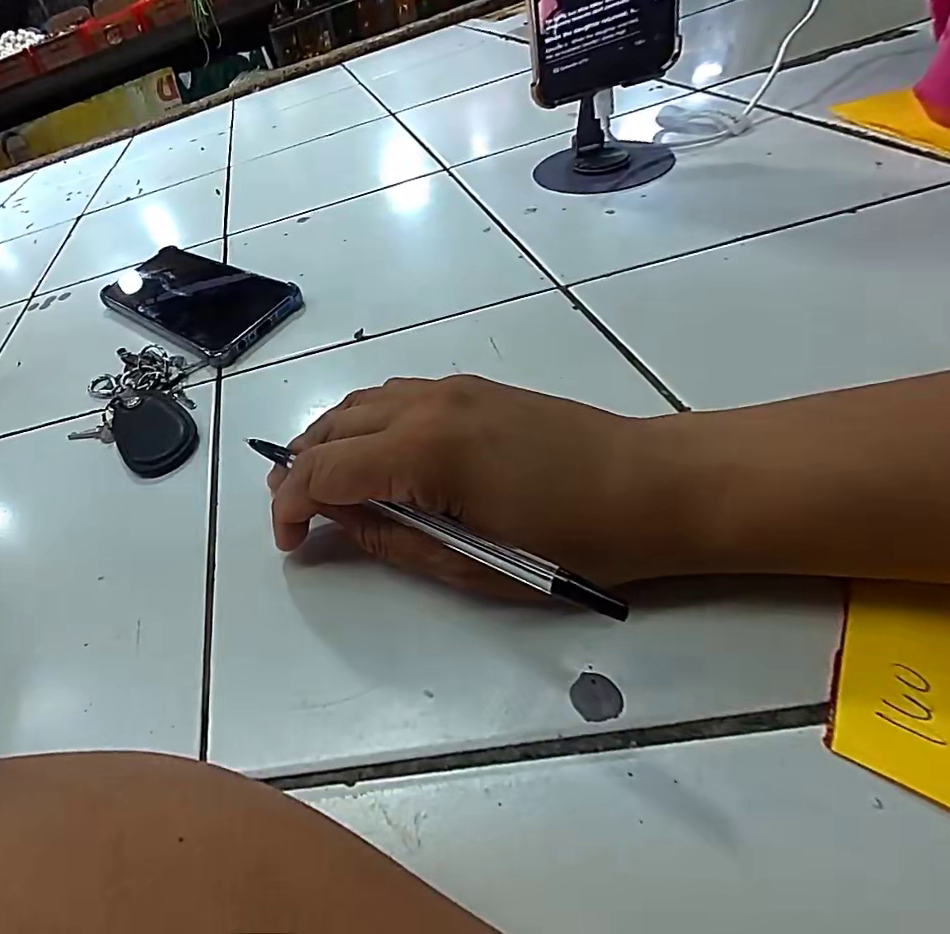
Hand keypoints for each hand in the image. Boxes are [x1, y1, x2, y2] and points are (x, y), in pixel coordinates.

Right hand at [267, 375, 685, 598]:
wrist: (660, 484)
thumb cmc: (575, 543)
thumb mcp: (472, 564)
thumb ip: (386, 536)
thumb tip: (334, 515)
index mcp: (422, 453)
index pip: (321, 472)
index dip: (290, 508)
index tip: (290, 542)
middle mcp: (420, 406)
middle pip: (325, 433)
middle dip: (296, 474)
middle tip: (297, 514)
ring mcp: (443, 388)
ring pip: (350, 407)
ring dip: (324, 445)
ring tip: (325, 483)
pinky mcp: (464, 385)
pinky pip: (385, 397)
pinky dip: (358, 424)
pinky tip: (372, 452)